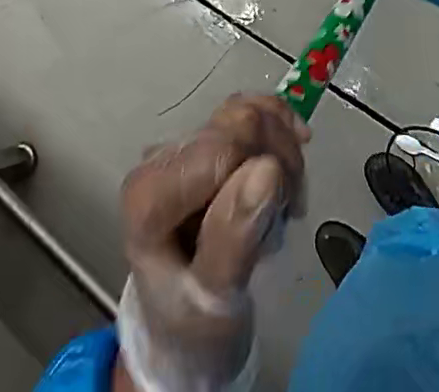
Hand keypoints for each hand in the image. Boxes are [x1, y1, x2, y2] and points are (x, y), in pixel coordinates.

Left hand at [116, 95, 309, 391]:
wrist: (187, 327)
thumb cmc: (196, 320)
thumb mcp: (215, 297)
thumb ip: (234, 237)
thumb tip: (267, 169)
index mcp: (150, 194)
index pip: (225, 147)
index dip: (268, 170)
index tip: (283, 214)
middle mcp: (161, 159)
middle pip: (241, 122)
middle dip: (281, 159)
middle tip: (287, 210)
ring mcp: (183, 148)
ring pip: (252, 113)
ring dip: (284, 151)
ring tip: (283, 201)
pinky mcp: (205, 142)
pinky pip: (253, 110)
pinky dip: (281, 131)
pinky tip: (288, 161)